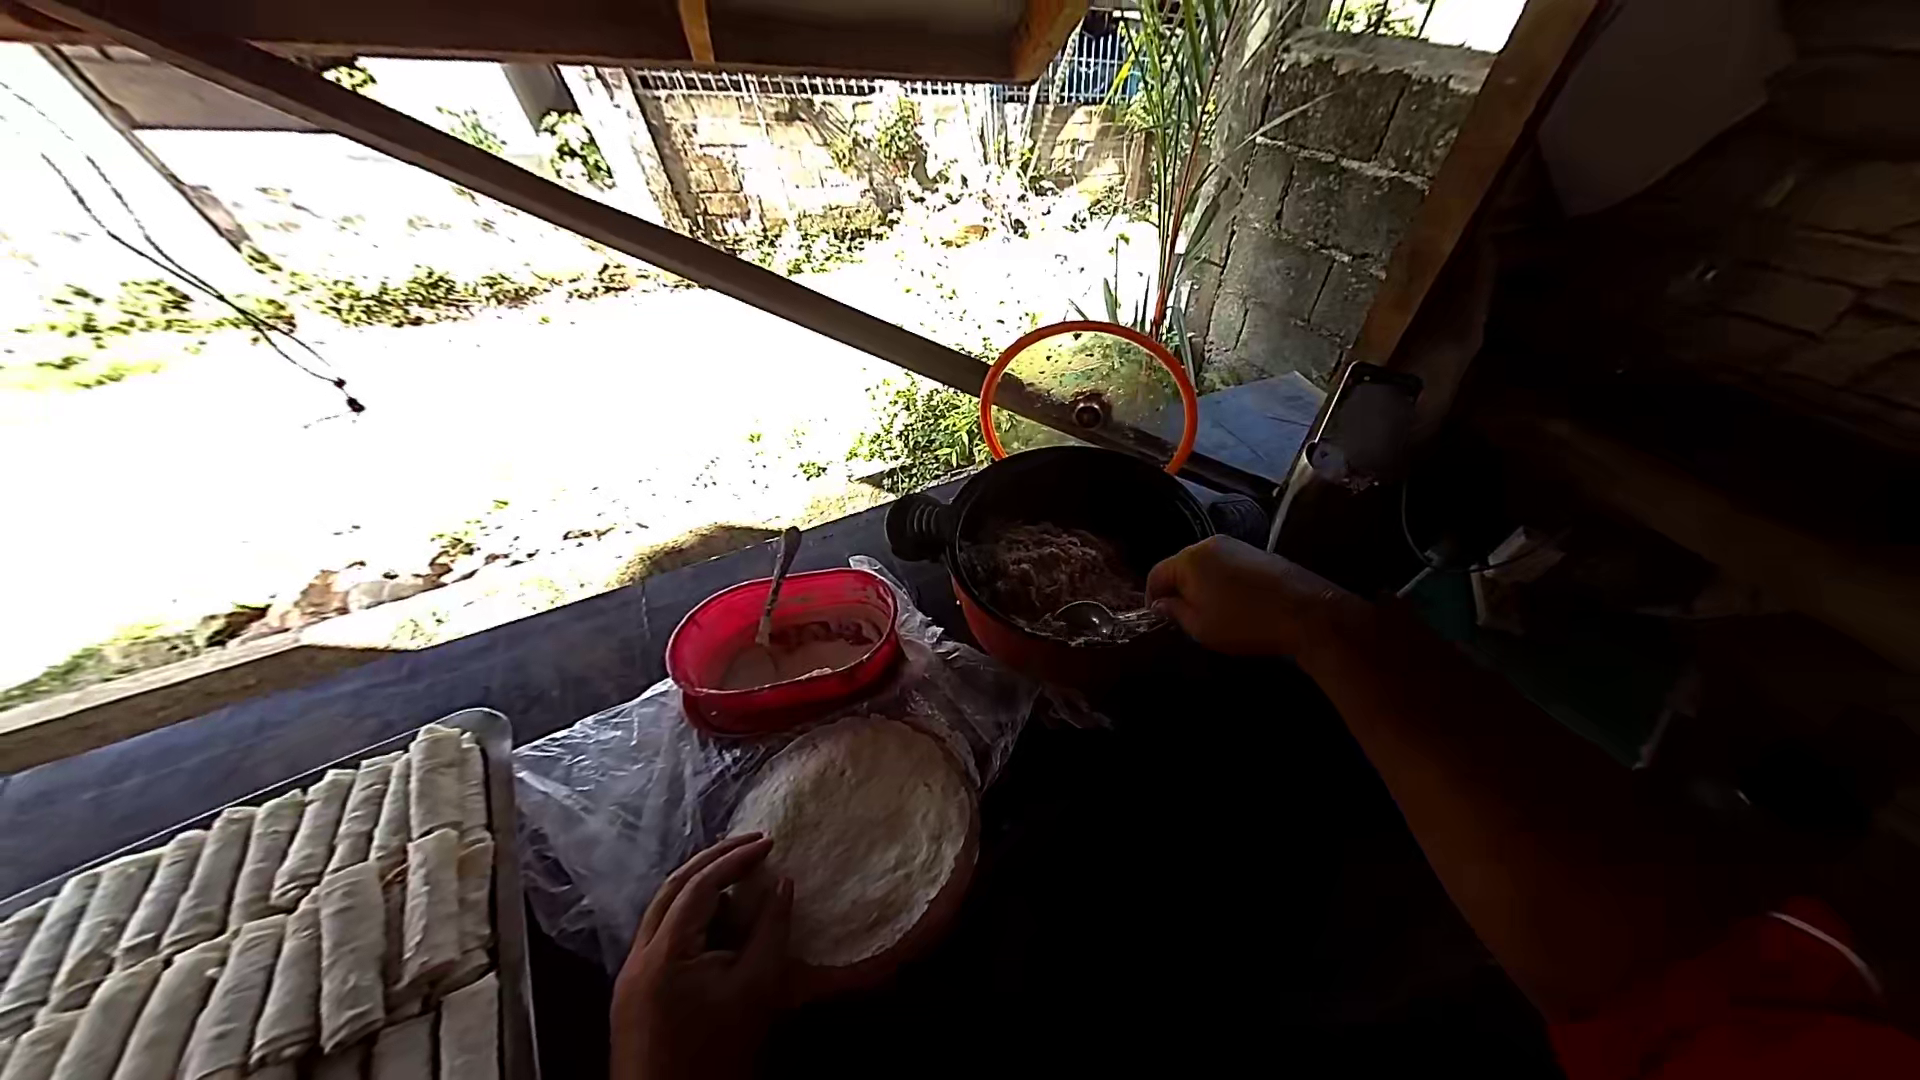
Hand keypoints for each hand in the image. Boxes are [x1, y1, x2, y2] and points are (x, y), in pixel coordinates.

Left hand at [611, 835, 792, 1079]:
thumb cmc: (717, 1056)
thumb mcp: (756, 990)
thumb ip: (772, 930)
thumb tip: (783, 883)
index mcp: (664, 955)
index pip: (700, 886)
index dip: (736, 858)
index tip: (769, 842)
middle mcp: (638, 956)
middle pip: (672, 887)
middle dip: (714, 858)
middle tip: (753, 842)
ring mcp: (630, 974)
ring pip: (662, 907)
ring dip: (700, 882)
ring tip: (740, 871)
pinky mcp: (632, 991)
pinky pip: (661, 932)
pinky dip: (691, 911)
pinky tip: (719, 915)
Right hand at [1146, 536, 1367, 658]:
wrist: (1307, 613)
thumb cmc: (1245, 622)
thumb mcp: (1200, 627)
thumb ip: (1173, 612)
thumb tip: (1160, 604)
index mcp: (1189, 559)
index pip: (1156, 574)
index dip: (1152, 598)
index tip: (1158, 619)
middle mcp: (1208, 544)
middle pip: (1180, 567)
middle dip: (1177, 591)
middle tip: (1183, 618)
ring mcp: (1235, 546)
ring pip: (1204, 566)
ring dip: (1200, 587)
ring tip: (1210, 613)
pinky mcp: (1256, 553)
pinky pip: (1226, 566)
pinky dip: (1221, 583)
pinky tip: (1234, 603)